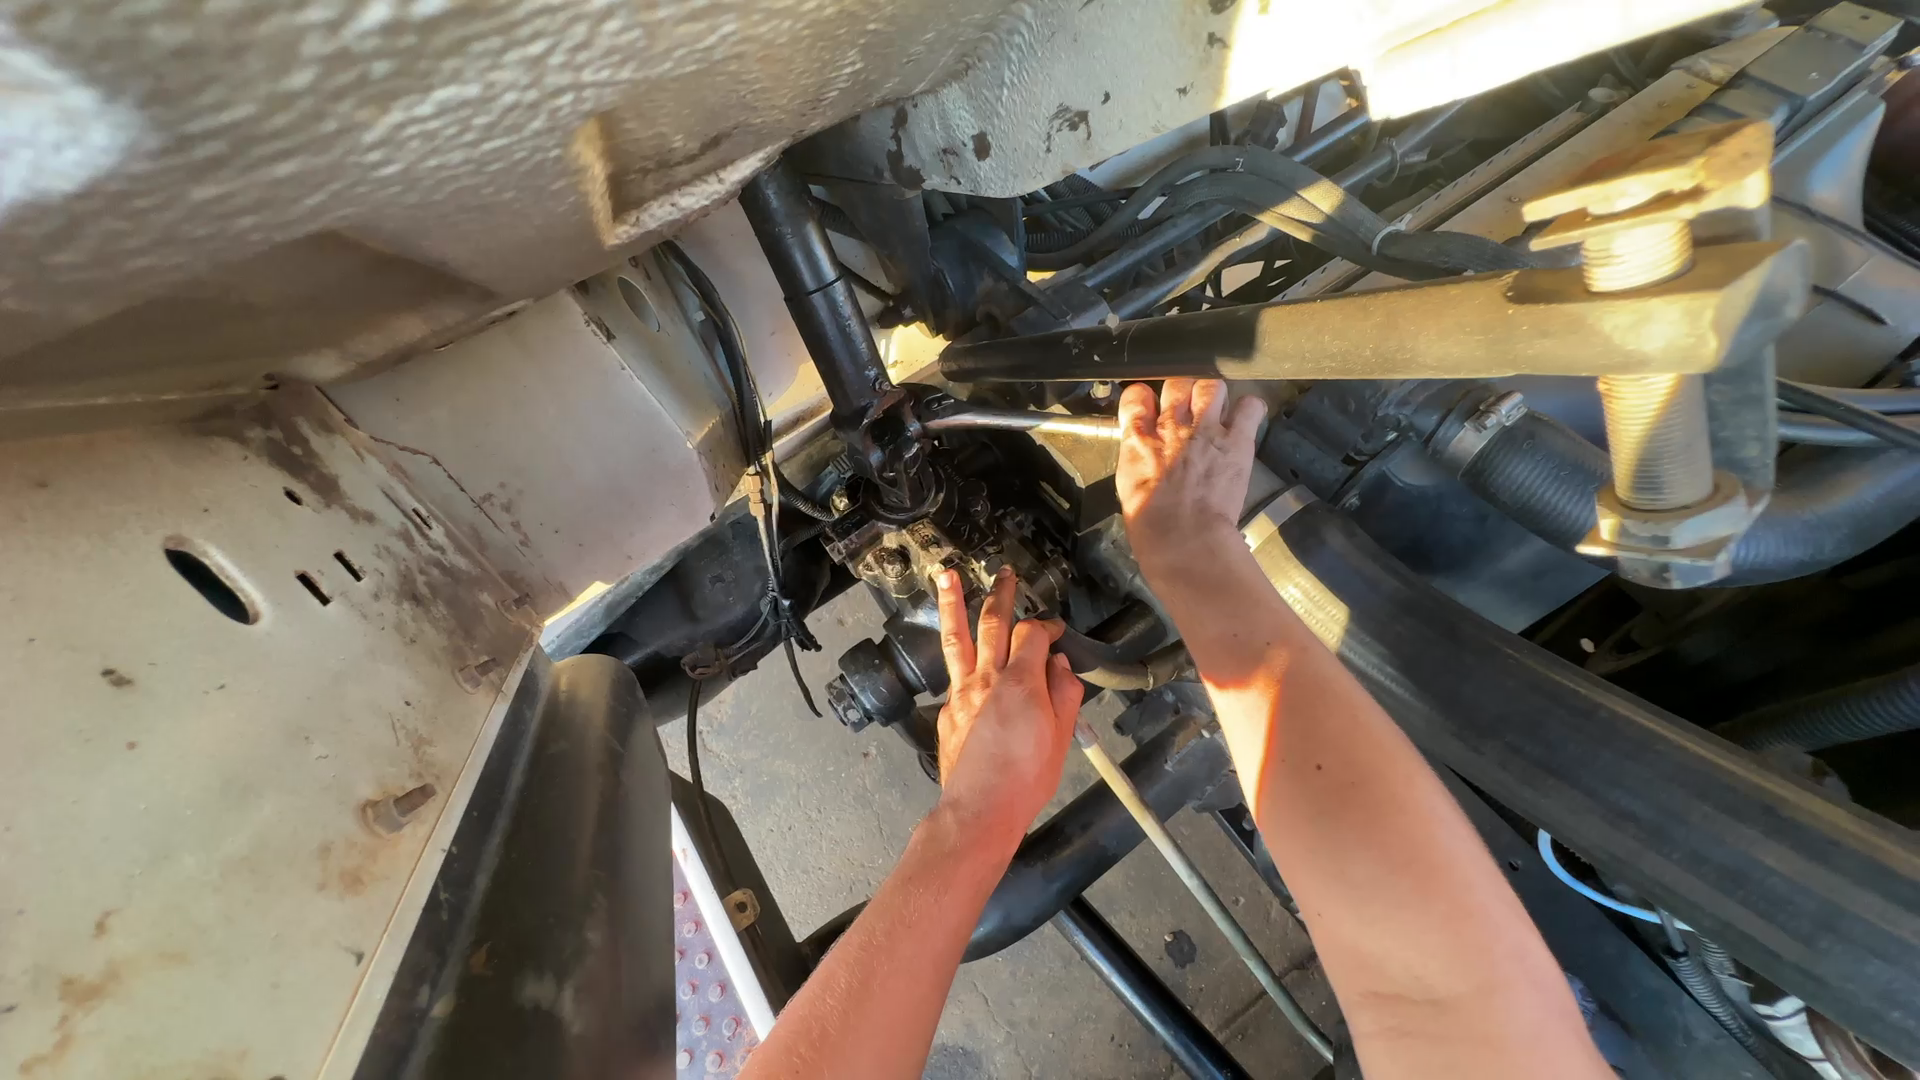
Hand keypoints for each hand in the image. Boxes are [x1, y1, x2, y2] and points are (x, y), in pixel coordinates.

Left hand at [933, 567, 1082, 839]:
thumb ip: (1063, 693)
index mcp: (1020, 681)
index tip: (1056, 631)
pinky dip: (958, 656)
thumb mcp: (1061, 737)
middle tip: (1004, 572)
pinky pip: (953, 673)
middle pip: (993, 622)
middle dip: (1001, 594)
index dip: (1046, 626)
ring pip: (957, 637)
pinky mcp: (947, 709)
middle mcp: (986, 677)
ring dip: (952, 603)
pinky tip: (961, 653)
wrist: (980, 809)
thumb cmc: (1028, 778)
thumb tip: (1060, 663)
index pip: (1031, 635)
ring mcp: (961, 691)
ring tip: (946, 575)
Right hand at [1116, 378, 1265, 576]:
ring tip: (1217, 413)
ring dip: (1213, 396)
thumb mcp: (1128, 486)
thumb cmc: (1151, 524)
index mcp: (1138, 439)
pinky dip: (1249, 410)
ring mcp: (1206, 429)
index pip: (1135, 396)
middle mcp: (1171, 425)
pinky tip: (1244, 422)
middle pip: (1176, 383)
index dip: (1143, 399)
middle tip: (1188, 413)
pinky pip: (1249, 406)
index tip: (1150, 410)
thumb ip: (1138, 459)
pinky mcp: (1237, 440)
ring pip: (1211, 386)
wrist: (1183, 537)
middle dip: (1182, 393)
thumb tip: (1144, 453)